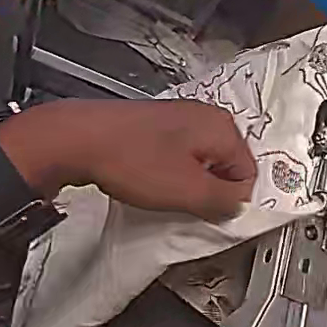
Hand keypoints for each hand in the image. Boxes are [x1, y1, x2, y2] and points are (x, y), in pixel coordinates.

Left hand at [0, 98, 256, 220]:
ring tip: (164, 191)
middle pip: (227, 165)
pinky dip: (171, 171)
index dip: (232, 199)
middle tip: (185, 202)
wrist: (77, 139)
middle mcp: (207, 115)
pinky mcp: (159, 123)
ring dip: (190, 182)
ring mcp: (182, 116)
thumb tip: (240, 204)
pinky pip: (181, 154)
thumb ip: (225, 201)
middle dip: (211, 189)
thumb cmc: (134, 161)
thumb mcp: (189, 192)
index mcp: (223, 128)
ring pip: (203, 161)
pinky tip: (151, 178)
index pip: (249, 174)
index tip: (207, 211)